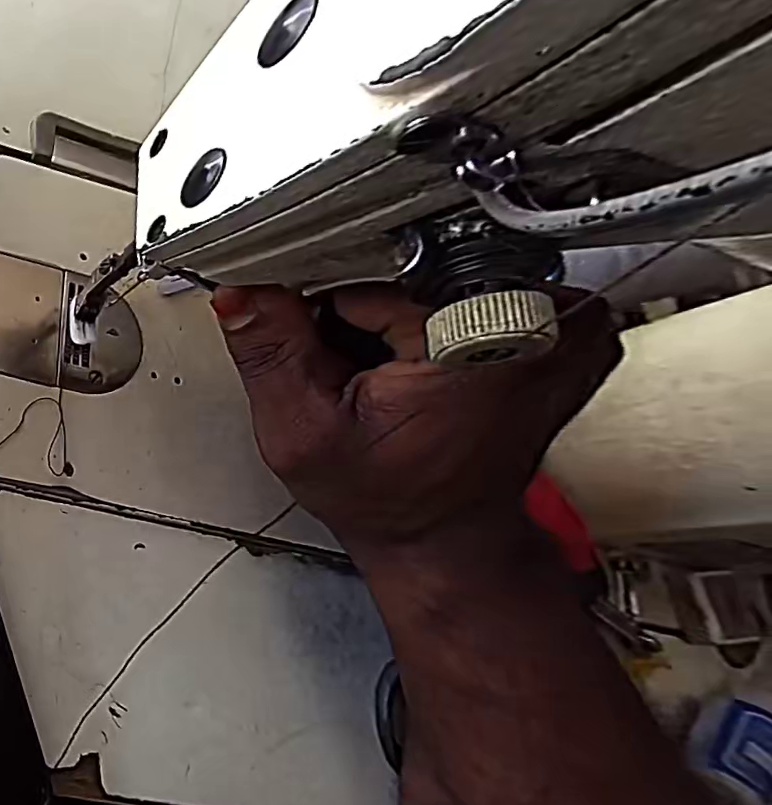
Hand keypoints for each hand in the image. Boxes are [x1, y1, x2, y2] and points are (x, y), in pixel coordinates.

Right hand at [210, 284, 620, 556]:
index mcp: (489, 342)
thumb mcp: (298, 430)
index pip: (372, 280)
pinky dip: (424, 327)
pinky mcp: (562, 328)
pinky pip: (467, 295)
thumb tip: (239, 296)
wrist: (439, 529)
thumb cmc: (383, 495)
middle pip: (407, 274)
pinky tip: (410, 371)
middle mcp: (549, 322)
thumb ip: (270, 354)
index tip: (319, 358)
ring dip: (388, 321)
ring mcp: (565, 323)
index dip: (324, 318)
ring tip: (380, 377)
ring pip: (431, 280)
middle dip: (357, 319)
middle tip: (353, 378)